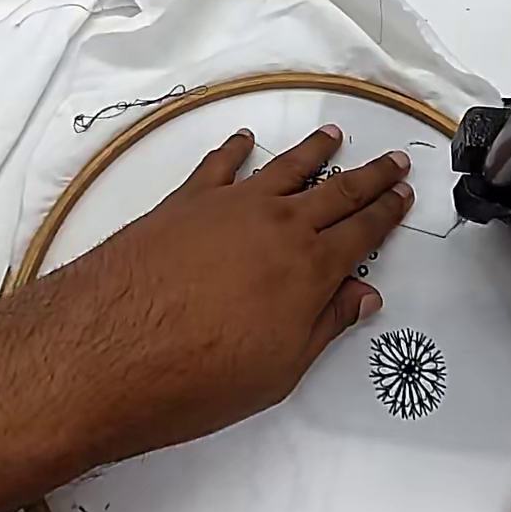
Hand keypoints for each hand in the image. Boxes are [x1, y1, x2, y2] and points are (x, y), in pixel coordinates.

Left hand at [0, 125, 411, 468]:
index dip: (386, 212)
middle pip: (337, 192)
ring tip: (335, 134)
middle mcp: (278, 225)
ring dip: (315, 150)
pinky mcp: (187, 199)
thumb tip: (364, 293)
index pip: (362, 232)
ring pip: (287, 168)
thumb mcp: (278, 369)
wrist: (108, 350)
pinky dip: (235, 148)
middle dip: (370, 176)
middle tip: (393, 160)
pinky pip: (220, 164)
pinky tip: (244, 137)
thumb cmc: (197, 377)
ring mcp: (232, 205)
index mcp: (307, 268)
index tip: (402, 192)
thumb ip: (325, 324)